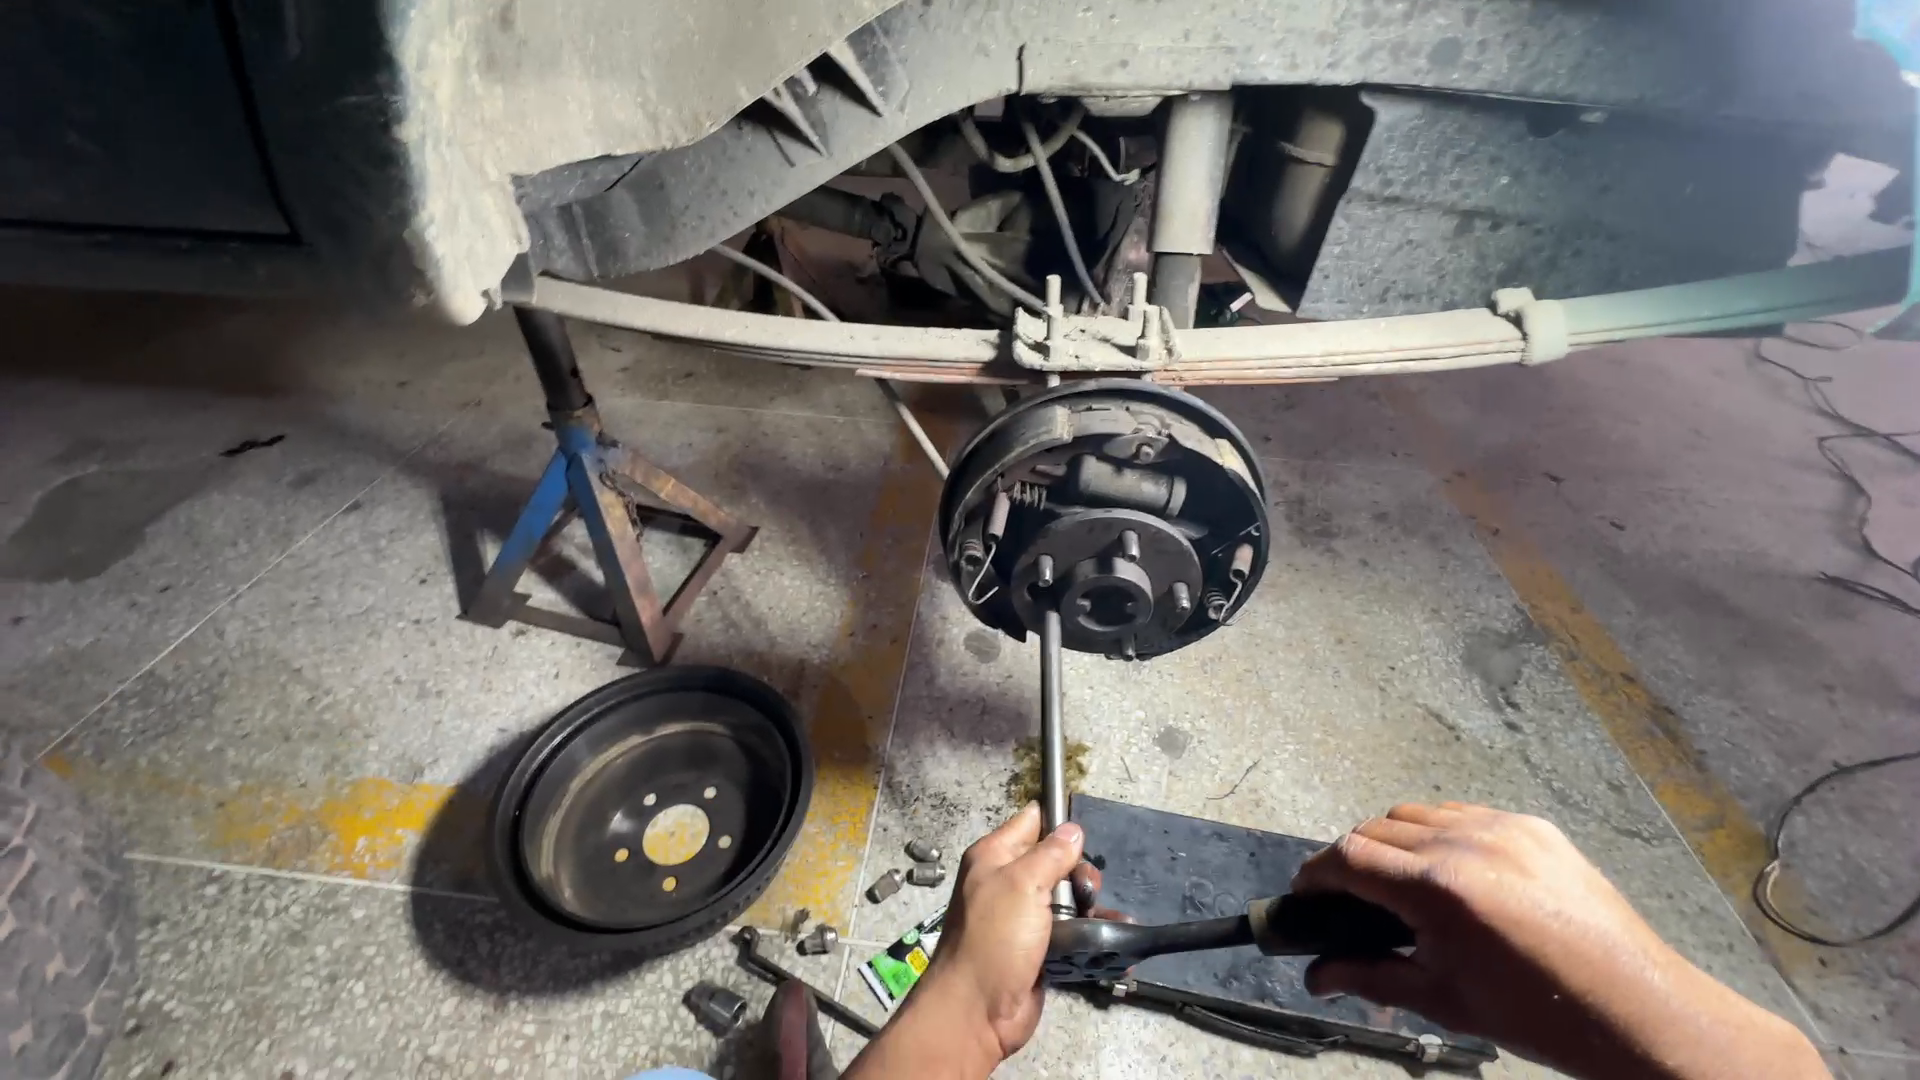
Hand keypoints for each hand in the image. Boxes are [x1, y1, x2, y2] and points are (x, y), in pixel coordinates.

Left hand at [843, 804, 1082, 1079]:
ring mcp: (1024, 917)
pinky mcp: (1039, 949)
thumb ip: (1050, 854)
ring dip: (1090, 907)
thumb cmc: (994, 938)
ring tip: (1108, 919)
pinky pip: (1071, 933)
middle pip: (1055, 861)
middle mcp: (1008, 881)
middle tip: (1090, 890)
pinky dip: (1092, 936)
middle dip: (1079, 872)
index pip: (1031, 822)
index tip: (1086, 835)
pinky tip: (1117, 941)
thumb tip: (1073, 829)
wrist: (976, 1012)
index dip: (1059, 823)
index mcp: (994, 856)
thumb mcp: (1022, 884)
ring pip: (1067, 898)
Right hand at [1292, 802, 1827, 1079]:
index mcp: (1439, 889)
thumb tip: (1312, 977)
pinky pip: (1459, 813)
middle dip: (1352, 860)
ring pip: (1412, 815)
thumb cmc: (1538, 1015)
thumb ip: (1369, 977)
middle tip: (1355, 897)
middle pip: (1374, 830)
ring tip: (1403, 880)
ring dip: (1392, 841)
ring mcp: (1501, 827)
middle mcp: (1463, 843)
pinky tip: (1452, 868)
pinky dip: (1437, 832)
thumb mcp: (1444, 1001)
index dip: (1317, 874)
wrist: (1646, 1015)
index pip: (1348, 857)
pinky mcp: (1531, 825)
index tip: (1307, 893)